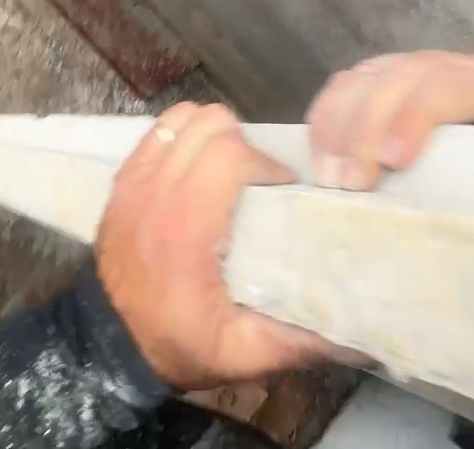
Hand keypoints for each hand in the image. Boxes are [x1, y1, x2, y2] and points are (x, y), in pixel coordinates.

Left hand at [96, 102, 345, 389]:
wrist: (109, 340)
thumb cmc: (177, 342)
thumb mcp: (243, 354)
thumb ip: (299, 340)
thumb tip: (363, 338)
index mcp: (187, 223)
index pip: (231, 154)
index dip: (265, 163)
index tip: (283, 189)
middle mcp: (157, 188)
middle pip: (210, 124)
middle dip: (244, 144)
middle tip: (260, 179)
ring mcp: (135, 177)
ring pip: (182, 117)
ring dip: (213, 133)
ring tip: (230, 167)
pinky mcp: (123, 176)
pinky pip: (158, 129)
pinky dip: (184, 134)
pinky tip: (198, 166)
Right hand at [307, 50, 473, 190]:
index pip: (444, 87)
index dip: (413, 118)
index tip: (393, 160)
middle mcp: (435, 66)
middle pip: (390, 86)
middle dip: (365, 131)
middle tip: (354, 182)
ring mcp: (397, 70)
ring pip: (356, 87)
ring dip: (338, 132)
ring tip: (332, 179)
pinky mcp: (365, 81)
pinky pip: (334, 95)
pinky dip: (323, 125)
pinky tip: (321, 161)